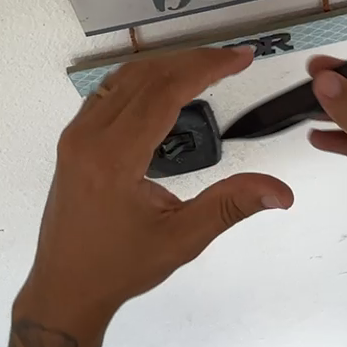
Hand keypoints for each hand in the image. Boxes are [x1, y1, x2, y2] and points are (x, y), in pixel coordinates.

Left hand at [18, 46, 294, 332]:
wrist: (64, 288)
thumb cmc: (120, 268)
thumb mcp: (181, 240)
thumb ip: (230, 206)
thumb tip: (282, 192)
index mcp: (114, 159)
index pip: (164, 92)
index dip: (206, 68)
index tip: (241, 58)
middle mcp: (89, 136)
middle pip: (146, 76)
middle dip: (193, 60)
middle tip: (233, 58)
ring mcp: (75, 134)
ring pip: (124, 76)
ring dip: (167, 64)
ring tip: (208, 65)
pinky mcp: (72, 137)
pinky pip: (109, 90)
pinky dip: (143, 77)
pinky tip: (167, 82)